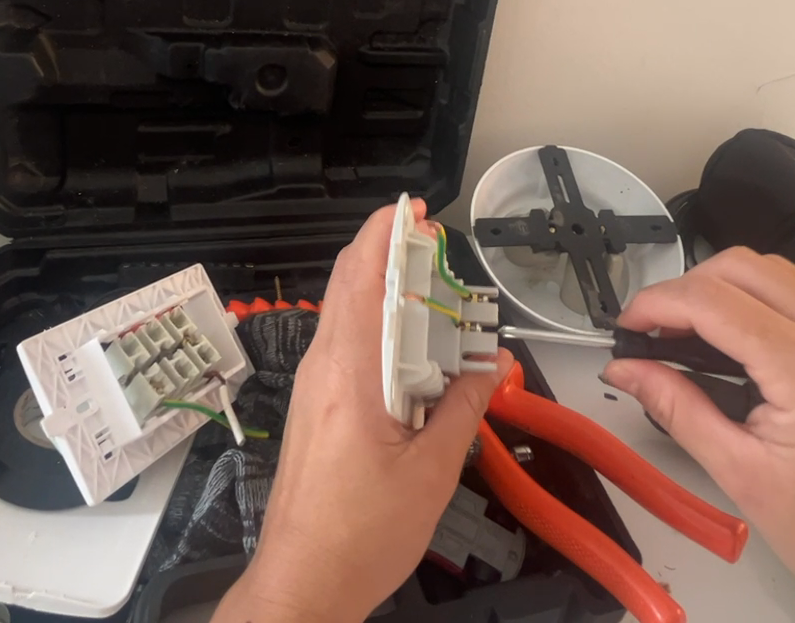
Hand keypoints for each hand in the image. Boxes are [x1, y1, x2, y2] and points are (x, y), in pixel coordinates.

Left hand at [213, 200, 514, 622]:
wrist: (302, 582)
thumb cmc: (360, 534)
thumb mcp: (433, 472)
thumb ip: (465, 408)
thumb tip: (492, 366)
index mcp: (352, 373)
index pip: (363, 278)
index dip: (385, 234)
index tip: (412, 211)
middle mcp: (325, 366)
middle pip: (349, 281)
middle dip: (385, 248)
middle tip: (428, 242)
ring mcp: (315, 381)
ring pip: (344, 308)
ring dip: (380, 283)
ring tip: (425, 283)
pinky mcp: (316, 400)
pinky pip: (343, 338)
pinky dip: (373, 318)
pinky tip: (405, 339)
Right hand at [601, 248, 794, 622]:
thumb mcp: (739, 475)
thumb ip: (675, 408)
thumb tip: (624, 370)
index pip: (712, 301)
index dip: (655, 304)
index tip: (625, 329)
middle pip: (740, 267)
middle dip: (683, 288)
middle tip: (651, 330)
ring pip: (769, 270)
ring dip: (716, 286)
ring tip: (684, 331)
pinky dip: (750, 297)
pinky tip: (729, 336)